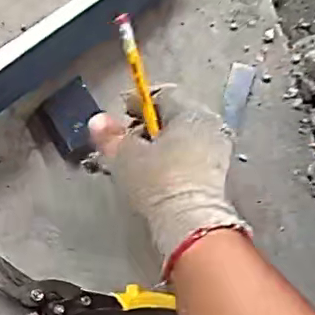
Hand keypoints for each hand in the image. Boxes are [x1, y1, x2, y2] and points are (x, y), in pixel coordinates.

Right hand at [89, 88, 249, 278]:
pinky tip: (156, 174)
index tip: (122, 111)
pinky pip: (190, 156)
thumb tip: (97, 120)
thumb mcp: (125, 156)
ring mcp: (217, 149)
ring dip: (161, 143)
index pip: (163, 94)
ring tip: (138, 160)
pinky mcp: (216, 173)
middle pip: (174, 116)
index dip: (139, 101)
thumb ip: (110, 136)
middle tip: (127, 139)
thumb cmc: (158, 182)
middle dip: (150, 125)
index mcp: (190, 112)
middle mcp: (209, 124)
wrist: (187, 220)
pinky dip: (172, 160)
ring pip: (183, 136)